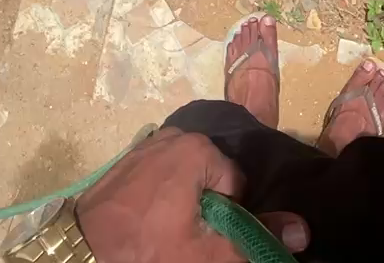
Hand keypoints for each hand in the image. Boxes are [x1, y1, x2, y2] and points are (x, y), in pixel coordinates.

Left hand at [78, 128, 308, 261]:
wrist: (80, 256)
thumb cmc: (148, 251)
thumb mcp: (208, 254)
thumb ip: (256, 240)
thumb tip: (303, 229)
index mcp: (198, 148)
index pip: (236, 185)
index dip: (228, 219)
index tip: (206, 240)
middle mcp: (175, 134)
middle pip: (211, 178)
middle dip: (206, 210)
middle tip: (185, 239)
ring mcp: (149, 143)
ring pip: (186, 178)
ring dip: (184, 205)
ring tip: (166, 234)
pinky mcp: (129, 159)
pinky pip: (161, 176)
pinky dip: (161, 199)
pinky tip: (149, 223)